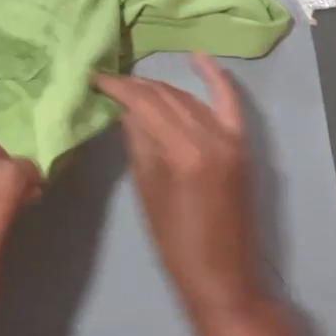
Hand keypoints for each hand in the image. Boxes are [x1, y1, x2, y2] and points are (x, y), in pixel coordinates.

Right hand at [93, 52, 296, 335]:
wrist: (224, 277)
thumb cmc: (175, 241)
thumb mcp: (147, 189)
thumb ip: (138, 140)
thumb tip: (124, 106)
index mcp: (183, 151)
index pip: (144, 103)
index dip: (117, 86)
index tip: (94, 77)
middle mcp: (210, 136)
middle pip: (166, 96)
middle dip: (135, 85)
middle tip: (107, 81)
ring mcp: (230, 139)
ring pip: (188, 98)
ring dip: (160, 87)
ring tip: (133, 83)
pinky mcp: (241, 145)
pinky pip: (228, 102)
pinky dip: (214, 77)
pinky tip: (197, 58)